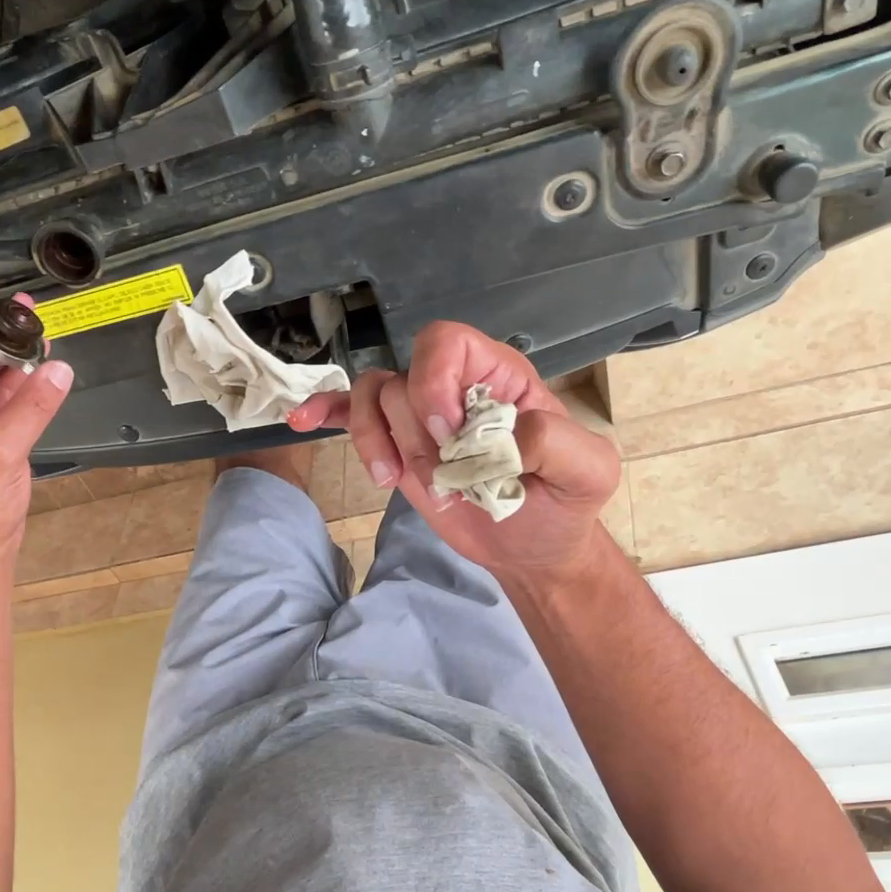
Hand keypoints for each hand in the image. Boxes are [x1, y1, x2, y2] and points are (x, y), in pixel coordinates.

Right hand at [287, 321, 619, 577]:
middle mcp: (453, 387)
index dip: (435, 384)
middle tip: (445, 480)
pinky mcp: (395, 446)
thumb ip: (555, 441)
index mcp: (497, 375)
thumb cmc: (563, 505)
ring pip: (370, 398)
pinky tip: (302, 422)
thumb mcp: (588, 472)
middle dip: (414, 436)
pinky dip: (325, 412)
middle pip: (402, 379)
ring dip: (377, 444)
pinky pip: (349, 415)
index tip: (451, 436)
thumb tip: (496, 433)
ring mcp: (417, 417)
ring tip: (398, 484)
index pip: (446, 342)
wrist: (531, 548)